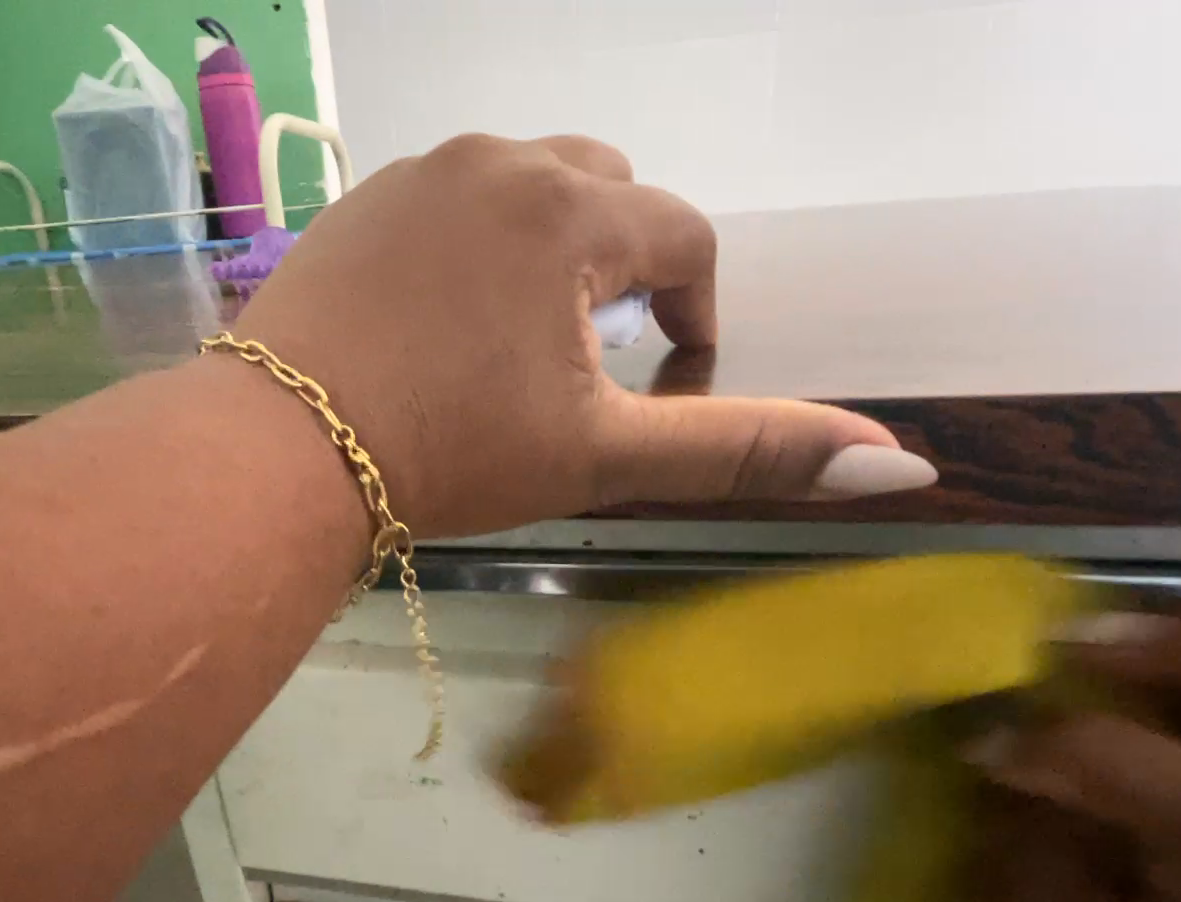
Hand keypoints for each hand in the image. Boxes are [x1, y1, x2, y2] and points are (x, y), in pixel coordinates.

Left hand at [227, 134, 932, 537]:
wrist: (279, 451)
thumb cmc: (446, 454)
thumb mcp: (602, 456)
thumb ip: (742, 447)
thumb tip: (902, 460)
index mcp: (569, 212)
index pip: (686, 238)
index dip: (697, 312)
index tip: (668, 382)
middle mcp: (497, 162)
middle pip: (610, 193)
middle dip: (624, 268)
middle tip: (593, 355)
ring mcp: (417, 175)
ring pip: (527, 187)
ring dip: (552, 250)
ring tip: (525, 335)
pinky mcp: (359, 203)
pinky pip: (451, 203)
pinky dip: (477, 247)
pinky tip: (447, 318)